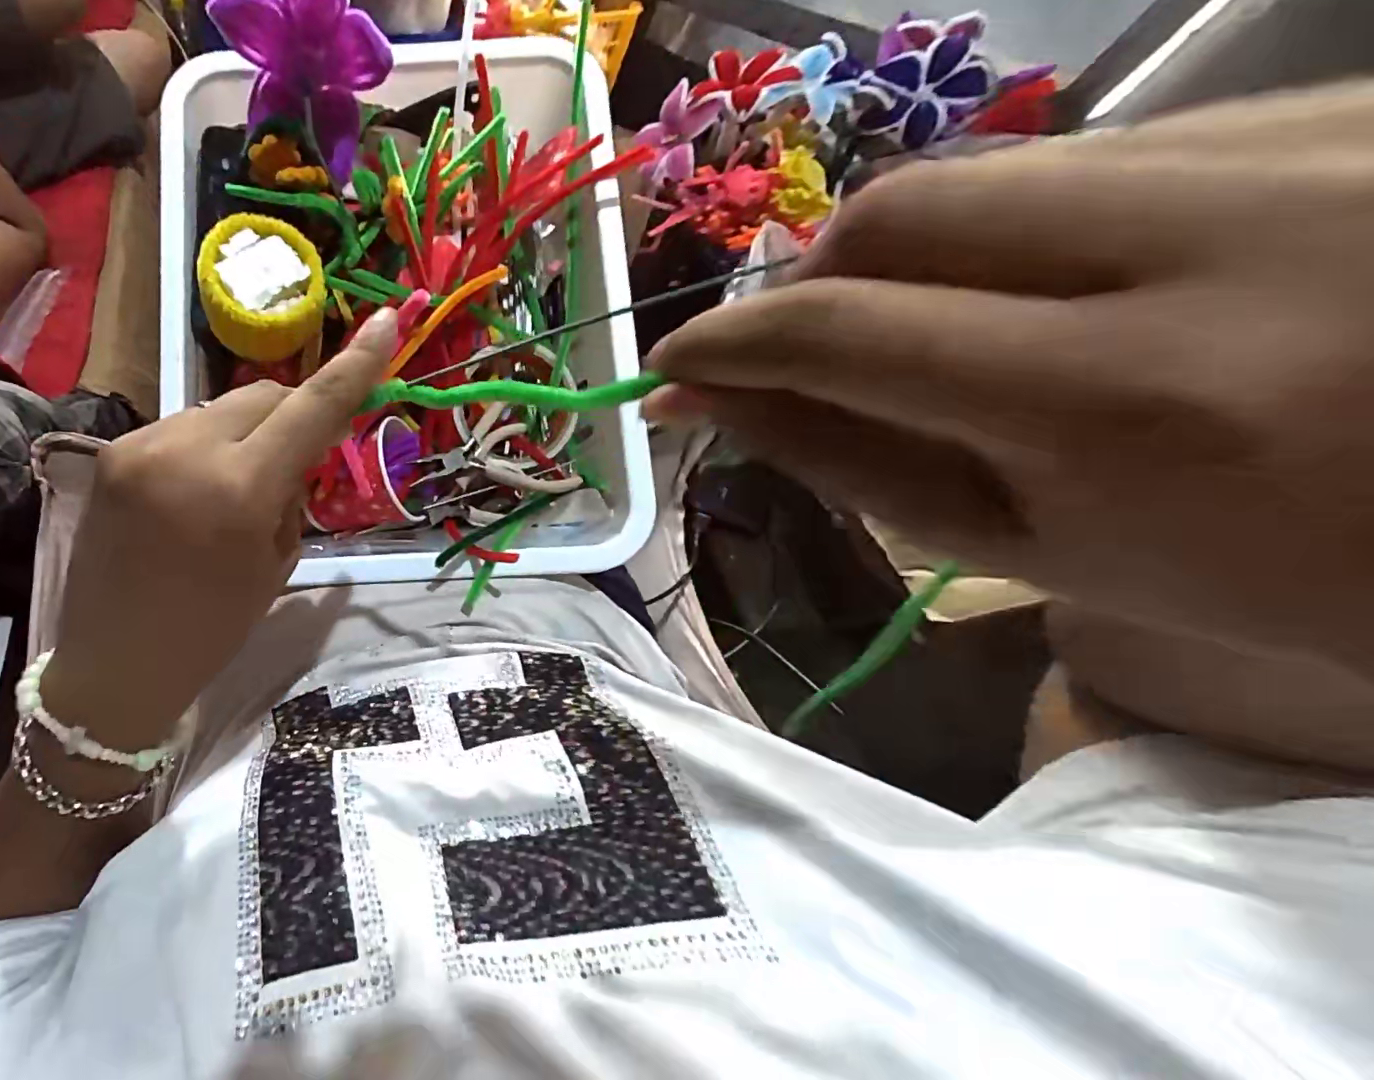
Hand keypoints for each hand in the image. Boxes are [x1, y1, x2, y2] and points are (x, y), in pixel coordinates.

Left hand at [41, 310, 399, 739]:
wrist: (117, 664)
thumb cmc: (214, 629)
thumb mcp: (276, 562)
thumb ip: (293, 492)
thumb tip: (297, 450)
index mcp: (238, 490)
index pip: (311, 408)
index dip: (355, 365)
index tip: (386, 323)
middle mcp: (186, 450)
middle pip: (264, 395)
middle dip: (294, 414)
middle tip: (301, 459)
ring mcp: (140, 444)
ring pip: (222, 409)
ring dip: (247, 433)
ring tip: (237, 487)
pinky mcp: (112, 451)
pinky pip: (184, 427)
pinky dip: (208, 447)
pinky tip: (195, 490)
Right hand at [646, 82, 1373, 675]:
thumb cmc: (1290, 584)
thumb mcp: (1030, 549)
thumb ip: (851, 462)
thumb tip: (712, 403)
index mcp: (1123, 406)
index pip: (841, 329)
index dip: (726, 340)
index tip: (672, 364)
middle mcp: (1218, 242)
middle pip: (898, 211)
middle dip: (811, 282)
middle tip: (806, 351)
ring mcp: (1311, 141)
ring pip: (991, 172)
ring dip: (913, 258)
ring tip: (949, 334)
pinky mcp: (1353, 100)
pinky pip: (1099, 149)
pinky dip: (1021, 227)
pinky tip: (1067, 288)